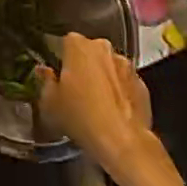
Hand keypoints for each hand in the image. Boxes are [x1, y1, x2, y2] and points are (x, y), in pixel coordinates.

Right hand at [35, 33, 153, 171]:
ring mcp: (126, 65)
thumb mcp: (50, 103)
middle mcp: (103, 47)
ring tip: (96, 104)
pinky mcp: (142, 84)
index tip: (59, 78)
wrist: (123, 142)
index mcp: (77, 45)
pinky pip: (125, 83)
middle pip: (89, 52)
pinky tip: (114, 113)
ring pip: (108, 66)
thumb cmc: (80, 117)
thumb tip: (43, 71)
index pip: (64, 43)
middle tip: (75, 91)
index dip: (61, 61)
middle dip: (83, 67)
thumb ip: (45, 81)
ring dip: (103, 78)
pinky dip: (119, 92)